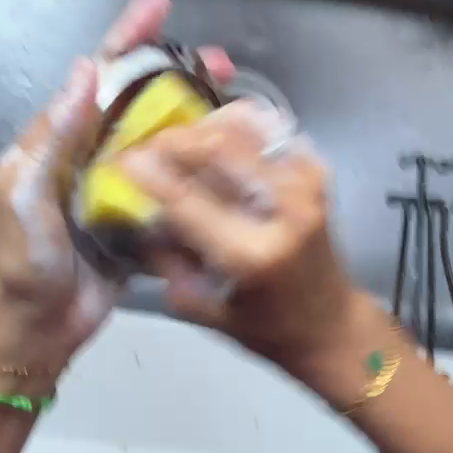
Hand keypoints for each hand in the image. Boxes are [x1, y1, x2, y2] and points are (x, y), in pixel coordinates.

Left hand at [0, 0, 232, 386]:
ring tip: (232, 96)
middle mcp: (89, 153)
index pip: (94, 78)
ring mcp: (117, 184)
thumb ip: (51, 137)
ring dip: (194, 113)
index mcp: (57, 140)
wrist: (40, 325)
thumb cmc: (24, 261)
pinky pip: (172, 181)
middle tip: (219, 58)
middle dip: (174, 72)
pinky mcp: (138, 216)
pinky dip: (198, 163)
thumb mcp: (24, 195)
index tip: (157, 4)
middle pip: (136, 100)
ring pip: (160, 136)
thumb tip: (83, 72)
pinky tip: (227, 153)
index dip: (125, 39)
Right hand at [115, 104, 394, 403]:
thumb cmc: (265, 328)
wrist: (332, 324)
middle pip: (218, 147)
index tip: (119, 159)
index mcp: (253, 254)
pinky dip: (233, 124)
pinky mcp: (315, 169)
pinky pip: (266, 127)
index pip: (189, 200)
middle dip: (173, 140)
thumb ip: (167, 263)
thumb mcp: (203, 309)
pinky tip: (213, 138)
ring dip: (202, 128)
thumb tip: (136, 215)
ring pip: (243, 125)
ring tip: (178, 144)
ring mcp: (306, 182)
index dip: (149, 174)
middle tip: (146, 146)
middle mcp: (285, 210)